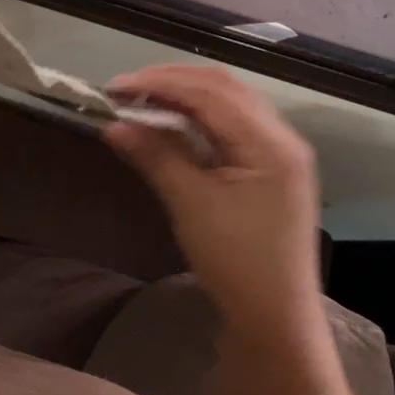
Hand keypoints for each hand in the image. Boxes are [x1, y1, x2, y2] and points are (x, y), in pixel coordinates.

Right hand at [103, 64, 321, 329]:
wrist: (275, 314)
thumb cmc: (235, 259)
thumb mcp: (190, 203)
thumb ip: (155, 154)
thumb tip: (113, 124)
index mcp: (269, 144)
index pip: (209, 93)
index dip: (158, 83)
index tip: (114, 88)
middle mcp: (280, 138)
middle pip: (223, 87)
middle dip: (171, 80)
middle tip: (125, 90)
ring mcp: (278, 152)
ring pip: (228, 101)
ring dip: (183, 93)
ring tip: (140, 101)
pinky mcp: (268, 166)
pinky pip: (230, 122)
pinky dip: (196, 114)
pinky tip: (168, 122)